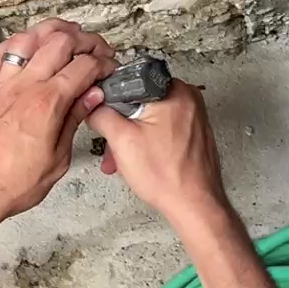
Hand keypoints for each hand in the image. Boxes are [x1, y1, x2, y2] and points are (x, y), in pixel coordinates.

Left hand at [0, 19, 116, 234]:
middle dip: (84, 39)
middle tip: (95, 48)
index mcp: (47, 103)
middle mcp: (23, 88)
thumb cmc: (13, 183)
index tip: (109, 69)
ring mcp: (1, 86)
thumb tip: (90, 97)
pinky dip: (16, 44)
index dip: (103, 63)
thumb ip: (75, 120)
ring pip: (26, 38)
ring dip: (49, 31)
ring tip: (65, 35)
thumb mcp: (58, 158)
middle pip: (58, 41)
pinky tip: (26, 45)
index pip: (83, 66)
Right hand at [85, 77, 229, 226]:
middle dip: (120, 125)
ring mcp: (194, 116)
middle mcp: (188, 98)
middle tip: (112, 145)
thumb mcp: (122, 140)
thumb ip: (102, 115)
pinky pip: (162, 129)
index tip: (103, 117)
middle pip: (139, 102)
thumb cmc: (168, 176)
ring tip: (122, 159)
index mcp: (173, 91)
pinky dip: (147, 141)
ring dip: (131, 137)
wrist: (194, 205)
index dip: (109, 101)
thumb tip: (94, 106)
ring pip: (149, 117)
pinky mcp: (194, 132)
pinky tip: (140, 160)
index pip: (129, 82)